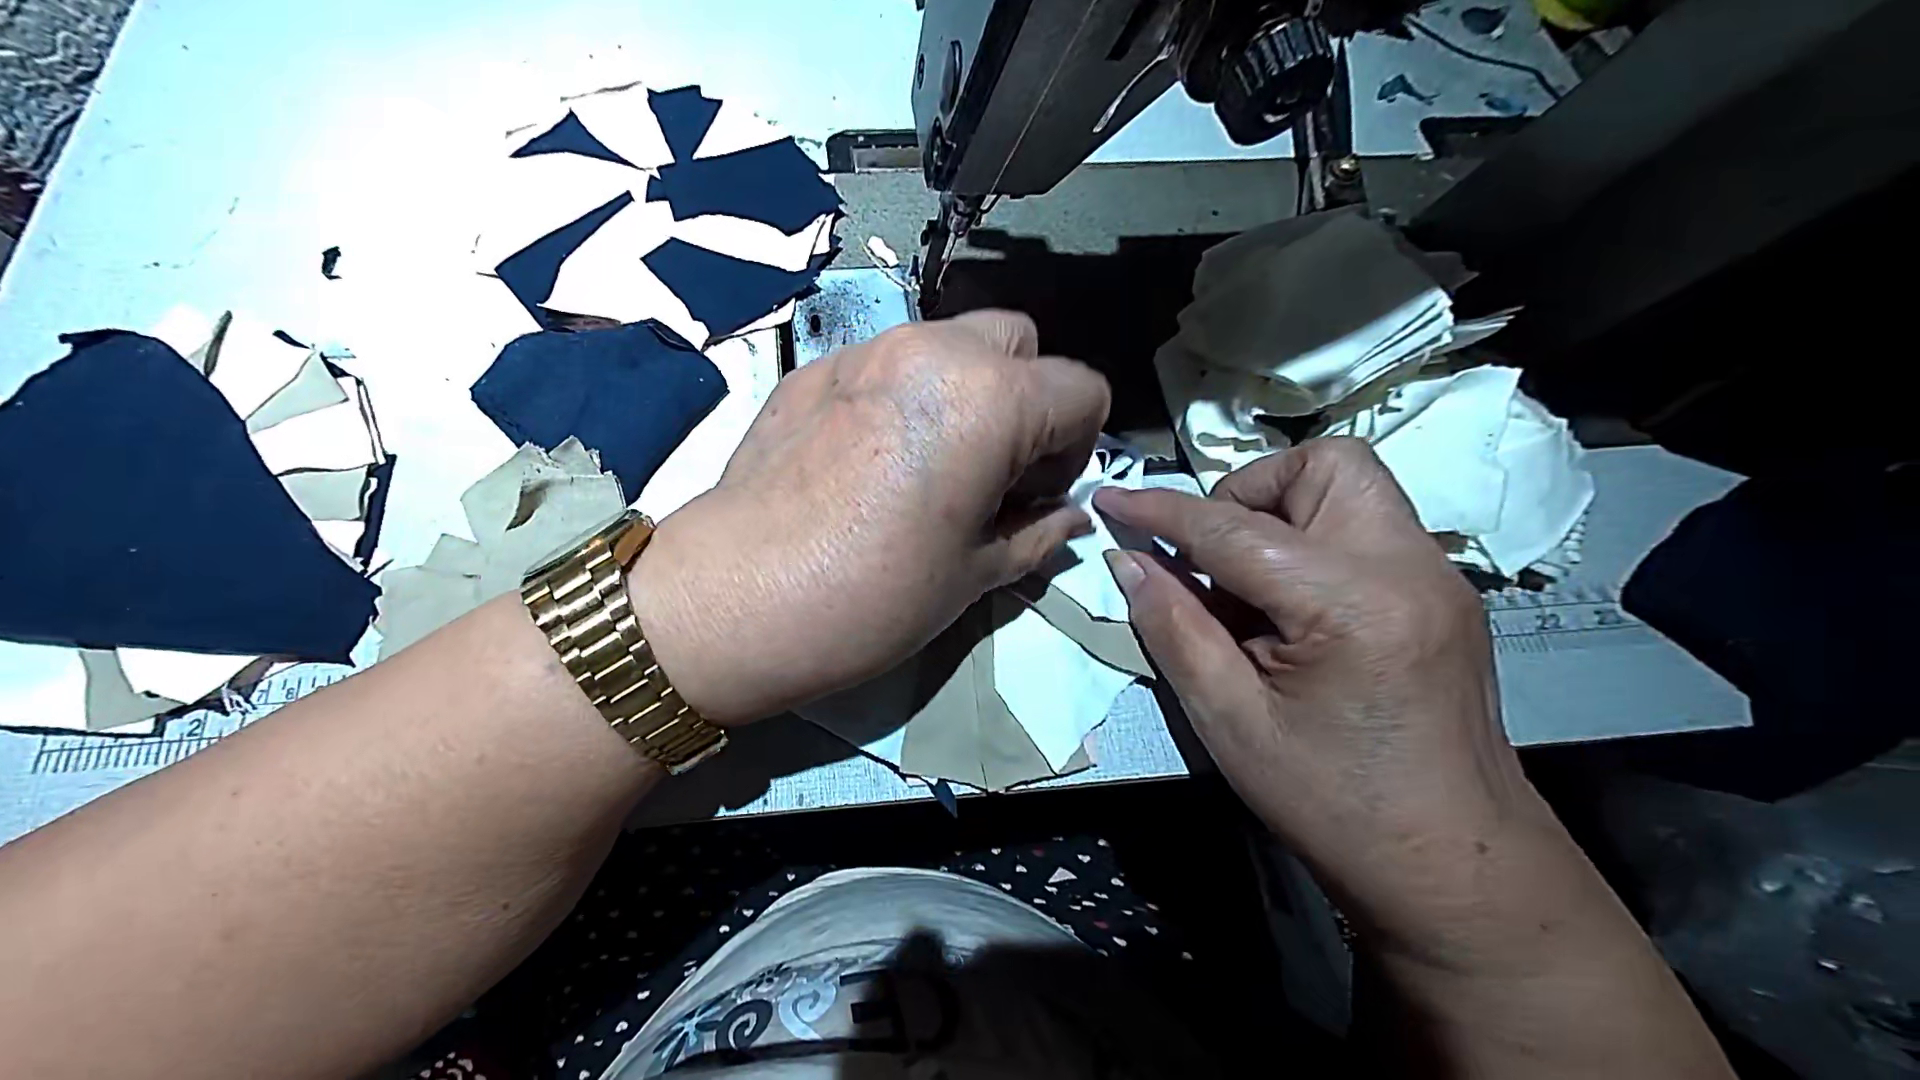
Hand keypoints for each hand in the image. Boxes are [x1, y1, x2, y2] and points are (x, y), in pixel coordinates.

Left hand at [629, 310, 1108, 724]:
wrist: (737, 598)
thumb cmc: (873, 595)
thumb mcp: (975, 573)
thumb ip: (1039, 533)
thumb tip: (1069, 517)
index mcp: (990, 398)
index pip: (1083, 390)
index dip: (1076, 446)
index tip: (1036, 495)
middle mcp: (934, 350)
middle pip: (1020, 343)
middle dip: (1028, 400)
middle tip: (996, 468)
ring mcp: (867, 350)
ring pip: (953, 342)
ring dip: (968, 391)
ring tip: (935, 461)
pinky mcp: (815, 367)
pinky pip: (889, 361)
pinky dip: (908, 395)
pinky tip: (874, 458)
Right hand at [1093, 439, 1539, 922]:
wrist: (1452, 865)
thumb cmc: (1332, 803)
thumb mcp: (1228, 719)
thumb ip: (1172, 626)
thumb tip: (1128, 561)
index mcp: (1353, 605)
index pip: (1233, 529)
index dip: (1160, 511)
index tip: (1111, 500)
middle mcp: (1409, 566)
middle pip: (1322, 465)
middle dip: (1246, 493)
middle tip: (1210, 557)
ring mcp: (1437, 574)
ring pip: (1349, 482)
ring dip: (1281, 509)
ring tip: (1247, 581)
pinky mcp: (1443, 590)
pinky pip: (1366, 524)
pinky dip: (1310, 538)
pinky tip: (1288, 606)